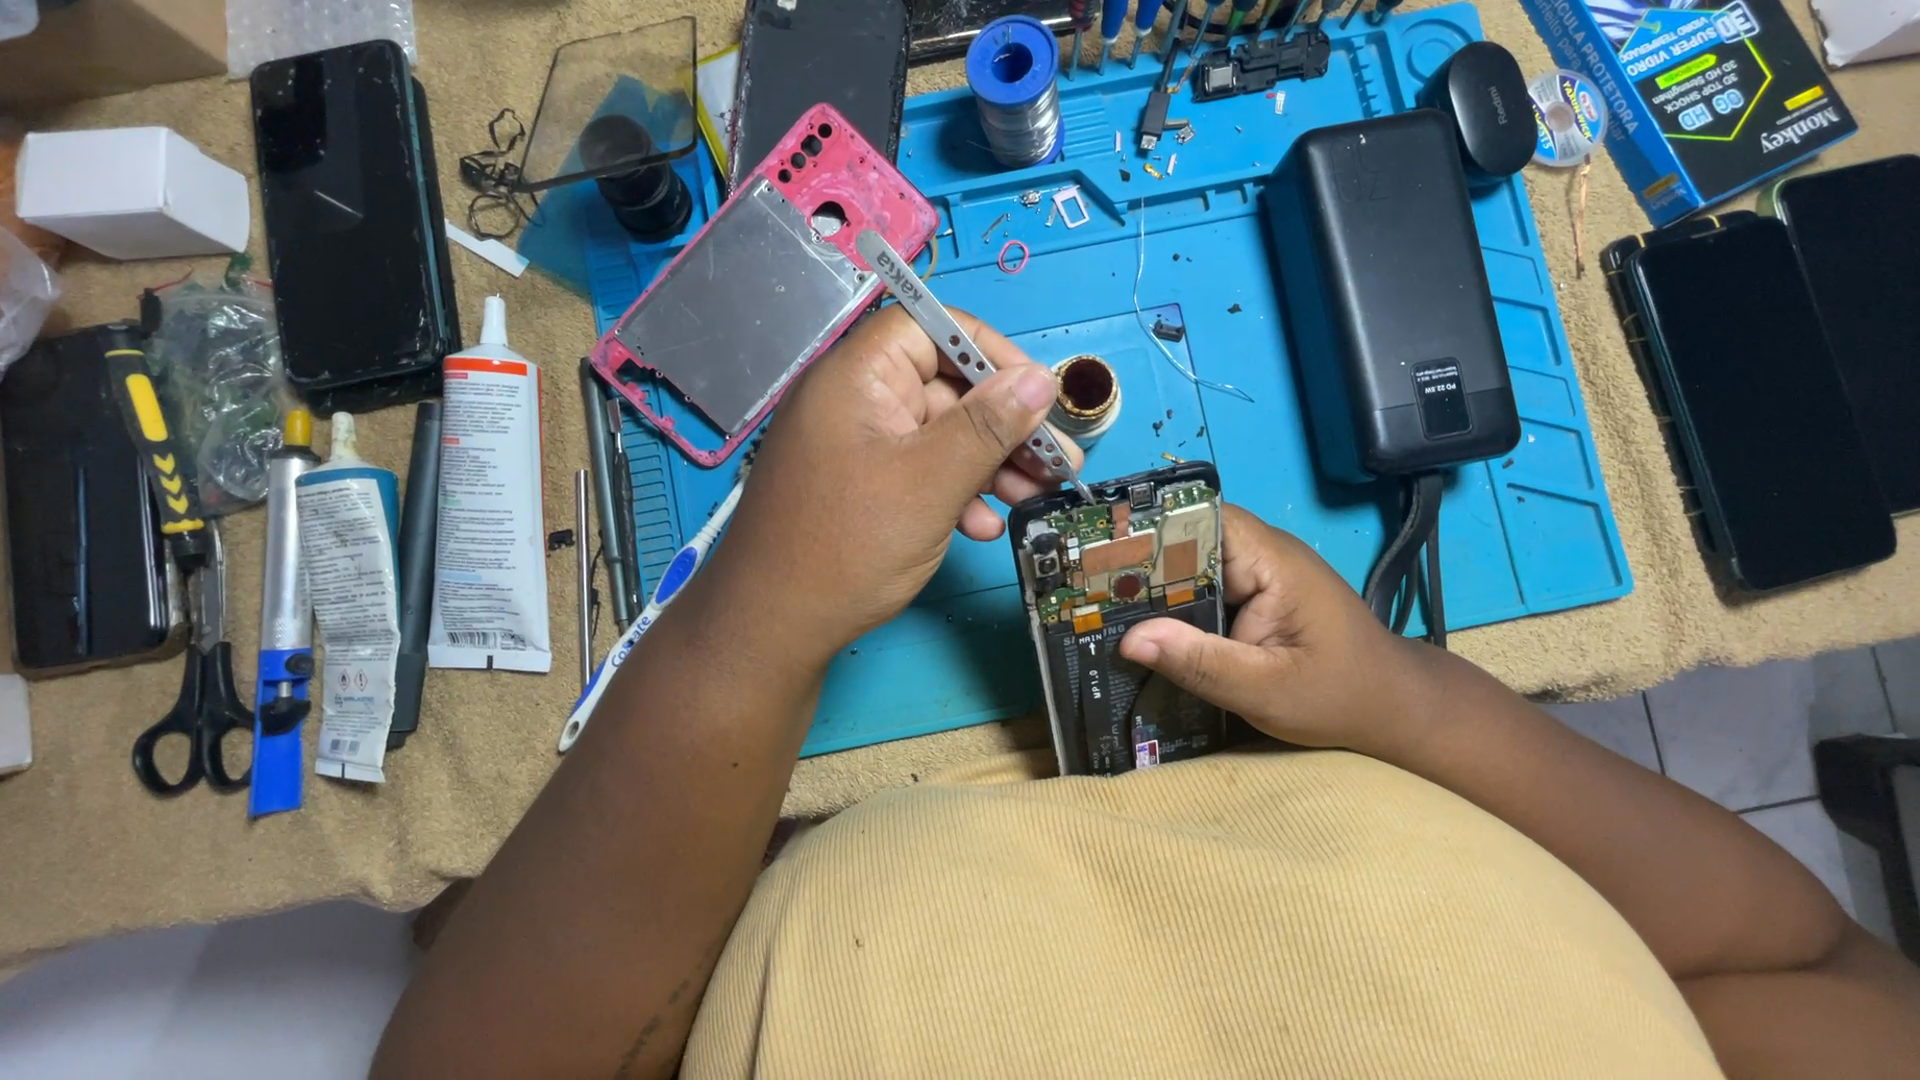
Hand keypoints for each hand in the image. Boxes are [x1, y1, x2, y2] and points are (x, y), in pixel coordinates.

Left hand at [703, 304, 1081, 660]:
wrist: (772, 628)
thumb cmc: (849, 545)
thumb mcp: (931, 482)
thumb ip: (988, 427)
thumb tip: (1040, 378)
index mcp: (857, 377)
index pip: (930, 330)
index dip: (988, 352)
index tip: (1036, 392)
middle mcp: (854, 402)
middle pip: (943, 389)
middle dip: (1004, 426)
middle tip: (1058, 462)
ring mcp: (855, 448)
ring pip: (937, 437)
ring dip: (989, 465)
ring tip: (1035, 495)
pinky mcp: (859, 487)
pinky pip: (916, 473)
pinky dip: (953, 493)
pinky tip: (982, 527)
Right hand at [1117, 505, 1426, 755]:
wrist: (1391, 708)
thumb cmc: (1339, 695)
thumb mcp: (1266, 689)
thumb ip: (1201, 663)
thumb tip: (1129, 640)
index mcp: (1269, 560)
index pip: (1198, 519)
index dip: (1147, 529)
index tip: (1096, 552)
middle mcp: (1259, 553)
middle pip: (1184, 539)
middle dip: (1136, 560)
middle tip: (1081, 587)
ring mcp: (1255, 572)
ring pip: (1188, 564)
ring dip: (1148, 584)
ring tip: (1095, 603)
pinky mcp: (1250, 594)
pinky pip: (1200, 586)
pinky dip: (1169, 603)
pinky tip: (1136, 623)